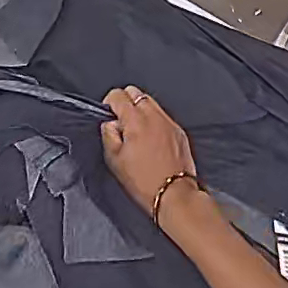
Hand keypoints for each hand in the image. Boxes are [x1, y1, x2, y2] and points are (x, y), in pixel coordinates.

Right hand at [101, 86, 196, 216]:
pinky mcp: (179, 132)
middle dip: (125, 103)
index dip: (109, 104)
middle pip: (135, 93)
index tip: (109, 116)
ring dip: (140, 111)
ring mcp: (169, 123)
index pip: (118, 95)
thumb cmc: (144, 181)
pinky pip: (163, 117)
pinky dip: (154, 122)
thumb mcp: (114, 159)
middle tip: (121, 123)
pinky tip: (151, 140)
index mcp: (136, 120)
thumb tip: (110, 123)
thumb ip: (108, 134)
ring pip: (150, 103)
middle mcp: (154, 116)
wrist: (174, 195)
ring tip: (137, 133)